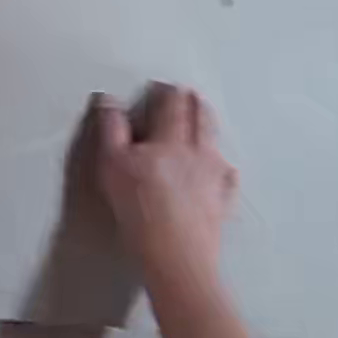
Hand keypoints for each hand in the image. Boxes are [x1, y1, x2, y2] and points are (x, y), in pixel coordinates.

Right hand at [94, 83, 237, 284]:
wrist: (175, 253)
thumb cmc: (137, 202)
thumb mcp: (111, 159)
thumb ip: (111, 126)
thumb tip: (110, 100)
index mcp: (170, 140)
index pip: (173, 108)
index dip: (169, 93)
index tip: (166, 84)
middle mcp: (199, 155)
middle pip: (201, 122)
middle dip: (195, 105)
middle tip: (191, 94)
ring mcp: (215, 180)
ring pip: (216, 145)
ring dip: (210, 128)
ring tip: (206, 120)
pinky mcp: (222, 203)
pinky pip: (227, 175)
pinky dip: (223, 162)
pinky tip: (223, 166)